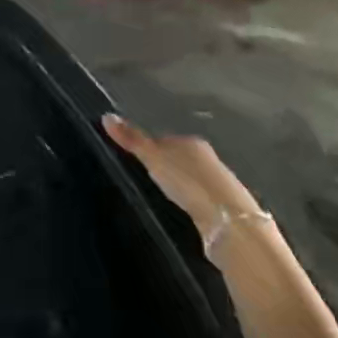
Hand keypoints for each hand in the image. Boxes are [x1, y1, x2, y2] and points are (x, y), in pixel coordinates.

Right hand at [102, 114, 261, 236]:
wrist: (231, 223)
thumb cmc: (188, 183)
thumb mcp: (153, 159)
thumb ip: (132, 139)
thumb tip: (106, 115)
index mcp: (192, 142)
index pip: (164, 138)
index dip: (148, 147)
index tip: (134, 158)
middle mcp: (209, 158)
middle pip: (180, 157)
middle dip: (165, 165)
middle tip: (144, 176)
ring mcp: (221, 183)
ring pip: (192, 178)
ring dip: (180, 185)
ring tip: (160, 194)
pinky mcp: (227, 207)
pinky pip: (201, 197)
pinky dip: (191, 201)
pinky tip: (181, 209)